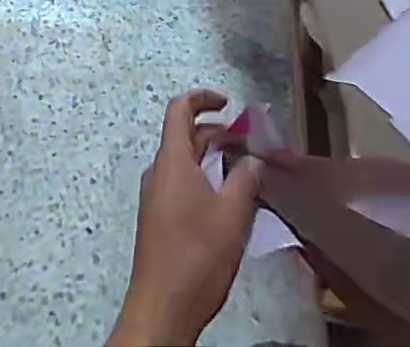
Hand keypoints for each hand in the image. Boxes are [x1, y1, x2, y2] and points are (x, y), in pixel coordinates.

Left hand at [106, 90, 261, 346]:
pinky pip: (183, 183)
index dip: (203, 98)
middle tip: (252, 145)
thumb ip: (246, 179)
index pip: (180, 109)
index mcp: (172, 160)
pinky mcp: (160, 218)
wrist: (161, 311)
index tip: (229, 103)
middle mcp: (160, 171)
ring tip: (247, 174)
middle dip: (219, 134)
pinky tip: (230, 203)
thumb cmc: (196, 256)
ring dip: (215, 159)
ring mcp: (157, 195)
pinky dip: (206, 179)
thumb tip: (253, 159)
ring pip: (187, 162)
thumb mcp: (232, 214)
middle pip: (186, 135)